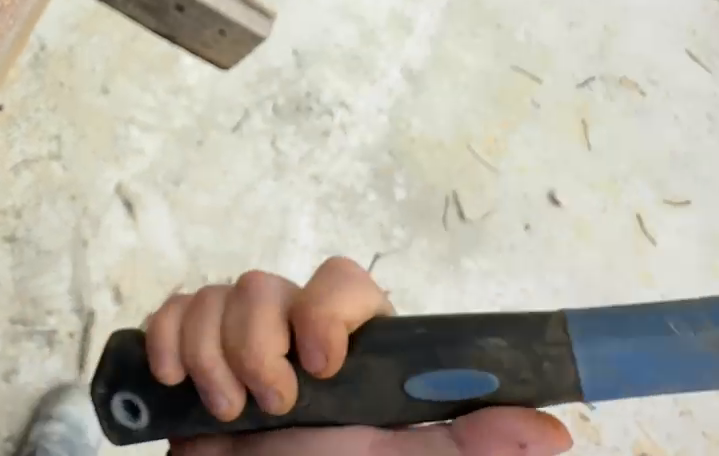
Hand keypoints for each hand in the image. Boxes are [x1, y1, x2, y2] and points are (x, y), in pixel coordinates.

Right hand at [145, 257, 570, 455]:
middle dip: (254, 344)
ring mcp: (233, 328)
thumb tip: (552, 431)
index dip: (327, 308)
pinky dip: (166, 342)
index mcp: (346, 346)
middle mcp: (289, 326)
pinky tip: (174, 381)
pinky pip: (169, 309)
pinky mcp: (186, 337)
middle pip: (264, 284)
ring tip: (224, 412)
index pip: (344, 280)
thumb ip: (459, 447)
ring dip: (210, 355)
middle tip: (267, 405)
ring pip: (213, 294)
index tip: (320, 362)